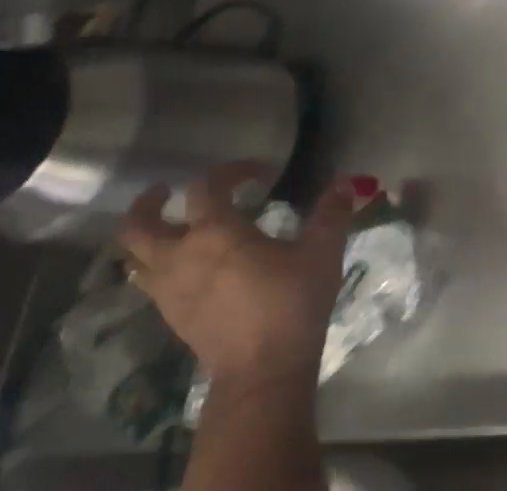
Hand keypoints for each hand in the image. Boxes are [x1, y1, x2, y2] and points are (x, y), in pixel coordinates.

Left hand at [118, 162, 353, 389]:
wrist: (262, 364)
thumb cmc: (293, 299)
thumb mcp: (323, 250)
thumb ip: (331, 213)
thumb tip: (344, 183)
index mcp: (215, 233)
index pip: (207, 188)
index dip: (232, 171)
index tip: (260, 170)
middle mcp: (179, 256)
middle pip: (138, 225)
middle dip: (149, 203)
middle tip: (168, 191)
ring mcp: (167, 288)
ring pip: (135, 255)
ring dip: (148, 235)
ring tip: (172, 228)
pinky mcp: (170, 312)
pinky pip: (150, 279)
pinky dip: (160, 262)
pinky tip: (190, 265)